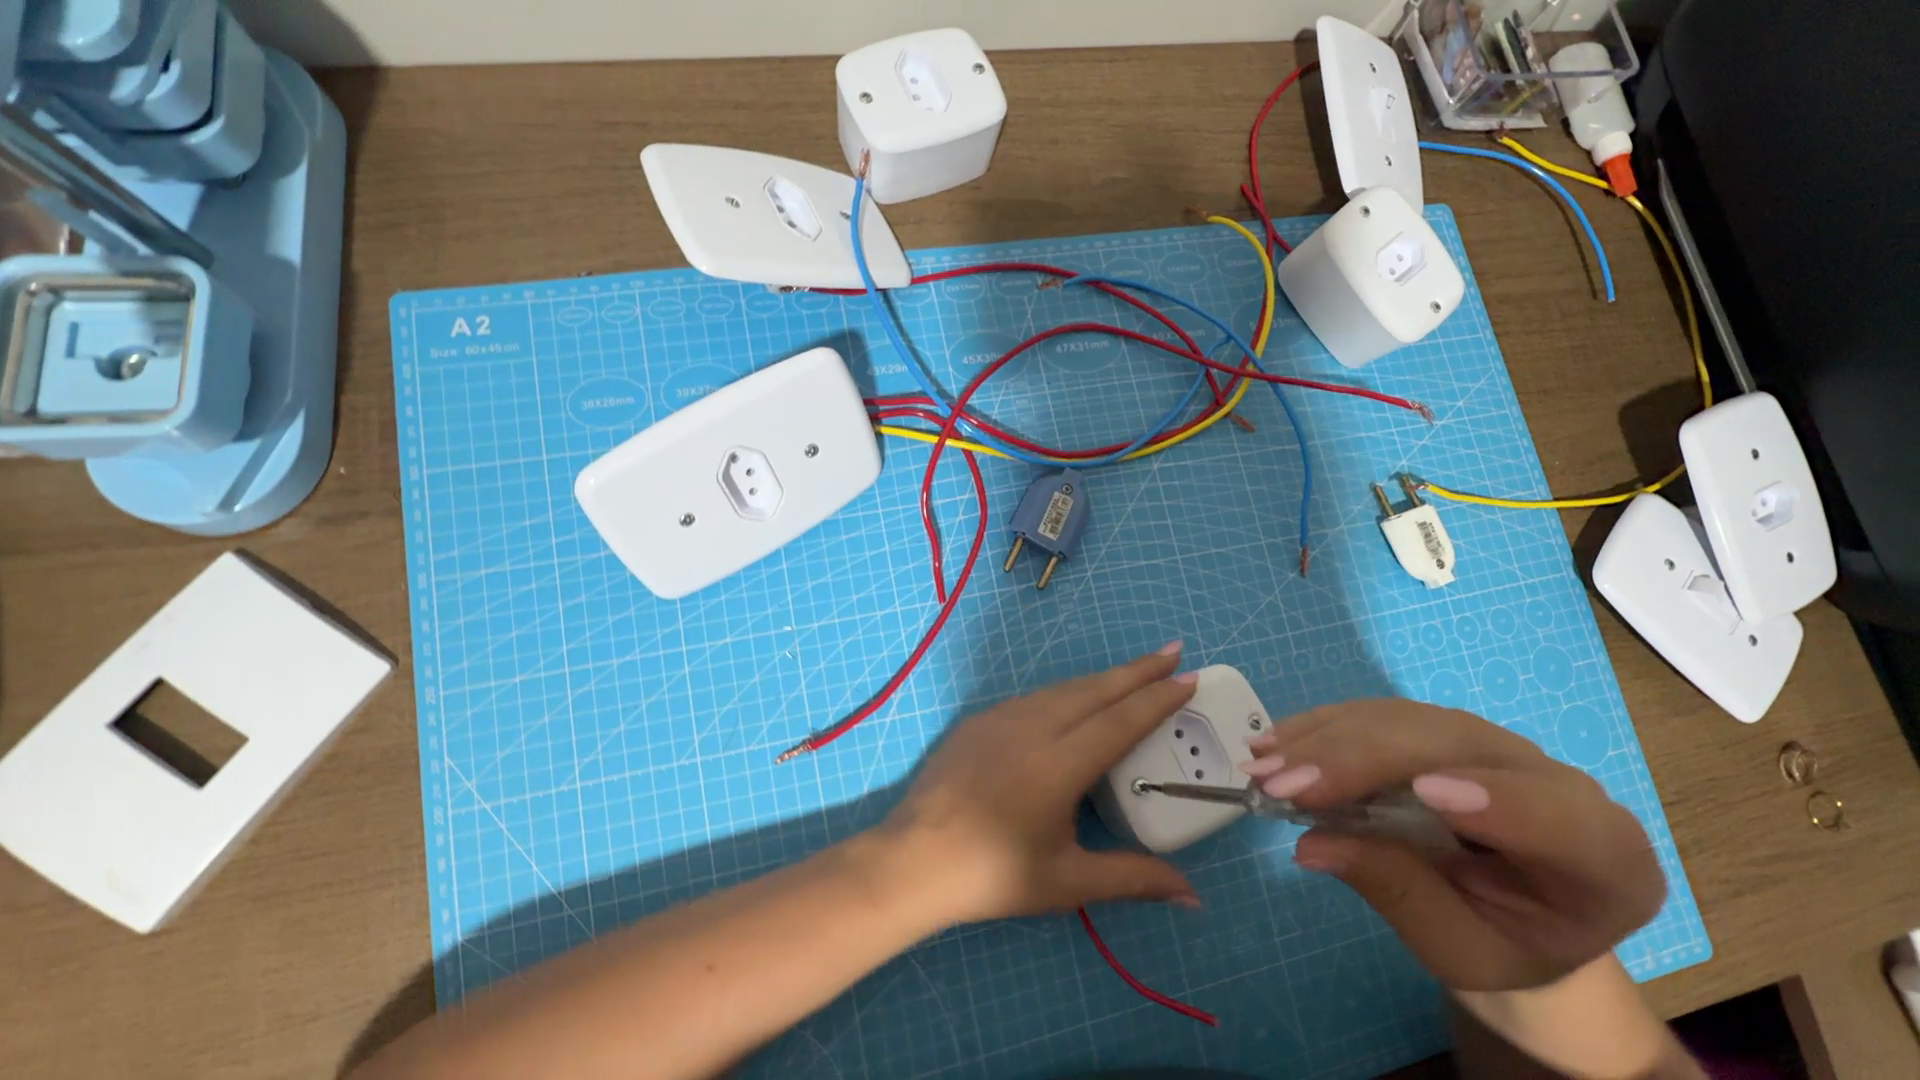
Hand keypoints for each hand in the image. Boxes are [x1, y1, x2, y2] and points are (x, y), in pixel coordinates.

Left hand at [873, 643, 1200, 924]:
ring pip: (1061, 689)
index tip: (1188, 678)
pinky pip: (1032, 698)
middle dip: (1137, 671)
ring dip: (1101, 680)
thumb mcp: (1067, 882)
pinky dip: (1065, 692)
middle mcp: (1032, 729)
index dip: (1157, 698)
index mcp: (1060, 764)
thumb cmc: (992, 874)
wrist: (912, 861)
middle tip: (1173, 653)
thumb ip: (1132, 878)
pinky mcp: (977, 723)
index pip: (1121, 721)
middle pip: (1094, 690)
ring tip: (1133, 674)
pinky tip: (1073, 700)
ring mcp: (1000, 720)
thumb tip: (1192, 895)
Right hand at [1244, 700, 1665, 991]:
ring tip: (1263, 763)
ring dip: (1328, 737)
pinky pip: (1384, 715)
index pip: (1558, 815)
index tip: (1424, 794)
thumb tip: (1311, 844)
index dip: (1495, 796)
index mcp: (1602, 857)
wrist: (1520, 922)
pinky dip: (1326, 726)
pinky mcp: (1447, 731)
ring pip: (1410, 720)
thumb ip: (1401, 893)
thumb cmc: (1502, 949)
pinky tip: (1278, 740)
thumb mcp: (1461, 949)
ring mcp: (1498, 745)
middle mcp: (1558, 781)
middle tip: (1280, 782)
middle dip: (1362, 758)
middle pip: (1456, 747)